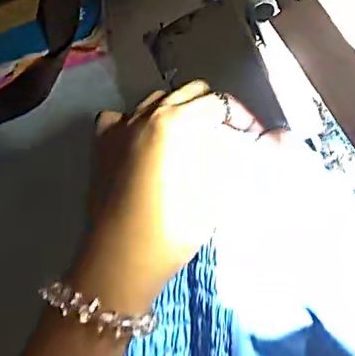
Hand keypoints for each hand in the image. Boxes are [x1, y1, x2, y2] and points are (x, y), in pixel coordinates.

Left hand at [74, 80, 270, 311]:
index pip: (220, 103)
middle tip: (227, 132)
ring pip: (159, 97)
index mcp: (177, 122)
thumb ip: (223, 151)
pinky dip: (138, 121)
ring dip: (179, 109)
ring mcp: (121, 127)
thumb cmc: (172, 231)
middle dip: (213, 107)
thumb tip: (232, 134)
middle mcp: (148, 115)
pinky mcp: (102, 144)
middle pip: (191, 91)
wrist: (119, 264)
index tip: (252, 134)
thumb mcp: (214, 191)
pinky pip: (122, 116)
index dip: (242, 116)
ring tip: (190, 136)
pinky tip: (147, 141)